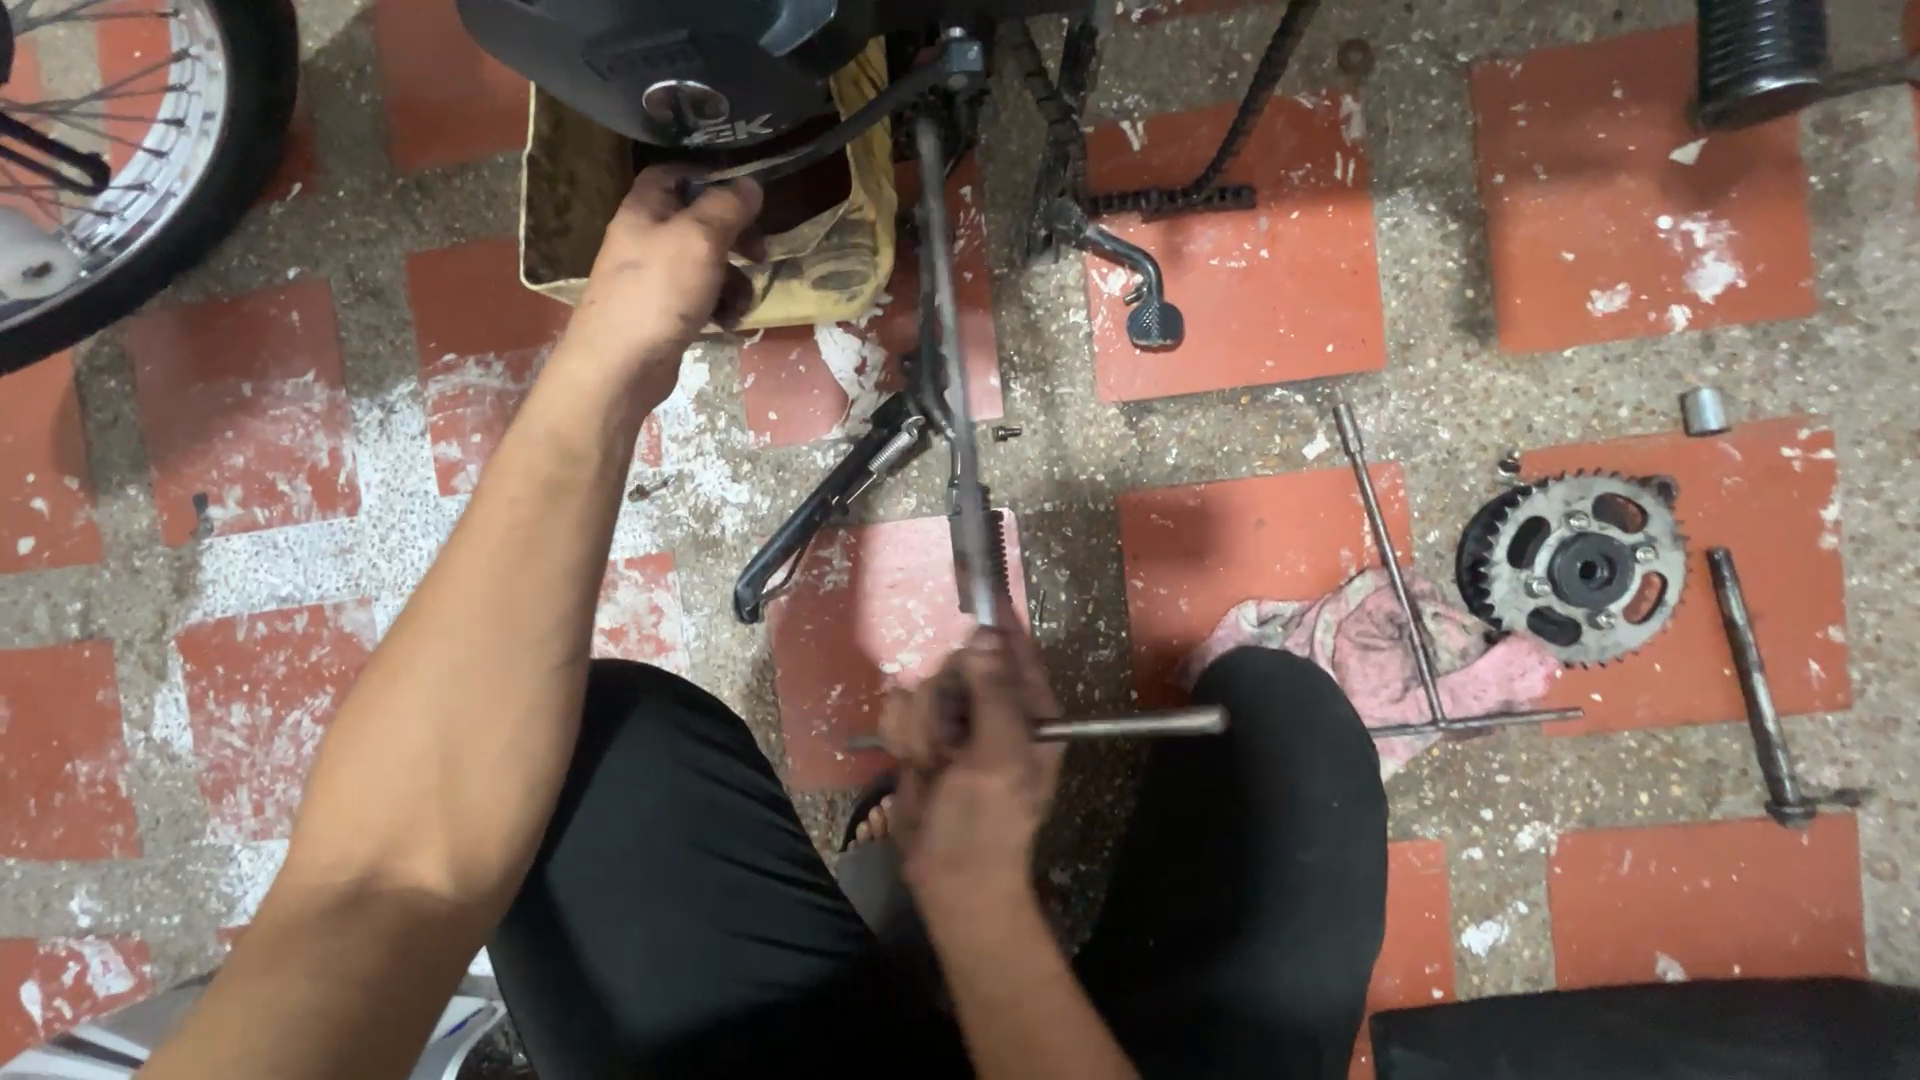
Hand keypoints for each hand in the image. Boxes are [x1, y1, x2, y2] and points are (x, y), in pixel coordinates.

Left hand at [547, 165, 762, 411]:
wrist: (621, 364)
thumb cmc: (658, 292)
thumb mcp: (699, 239)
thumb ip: (727, 208)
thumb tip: (751, 184)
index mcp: (645, 209)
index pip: (674, 174)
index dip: (709, 176)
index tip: (745, 192)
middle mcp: (646, 238)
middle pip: (699, 223)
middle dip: (735, 238)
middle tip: (760, 253)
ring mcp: (654, 278)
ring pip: (706, 265)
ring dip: (734, 281)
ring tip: (742, 302)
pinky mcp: (664, 312)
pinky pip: (701, 298)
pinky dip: (719, 307)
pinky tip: (727, 323)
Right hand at [878, 619, 1063, 923]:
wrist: (948, 876)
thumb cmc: (989, 822)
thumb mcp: (1001, 756)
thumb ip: (993, 692)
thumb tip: (983, 634)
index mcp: (1029, 708)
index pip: (1013, 647)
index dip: (995, 618)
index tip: (974, 582)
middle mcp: (991, 706)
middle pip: (956, 661)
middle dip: (944, 699)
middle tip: (952, 739)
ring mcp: (953, 720)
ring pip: (922, 683)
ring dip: (922, 727)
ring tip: (937, 763)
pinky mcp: (920, 734)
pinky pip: (898, 708)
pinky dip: (903, 736)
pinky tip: (916, 765)